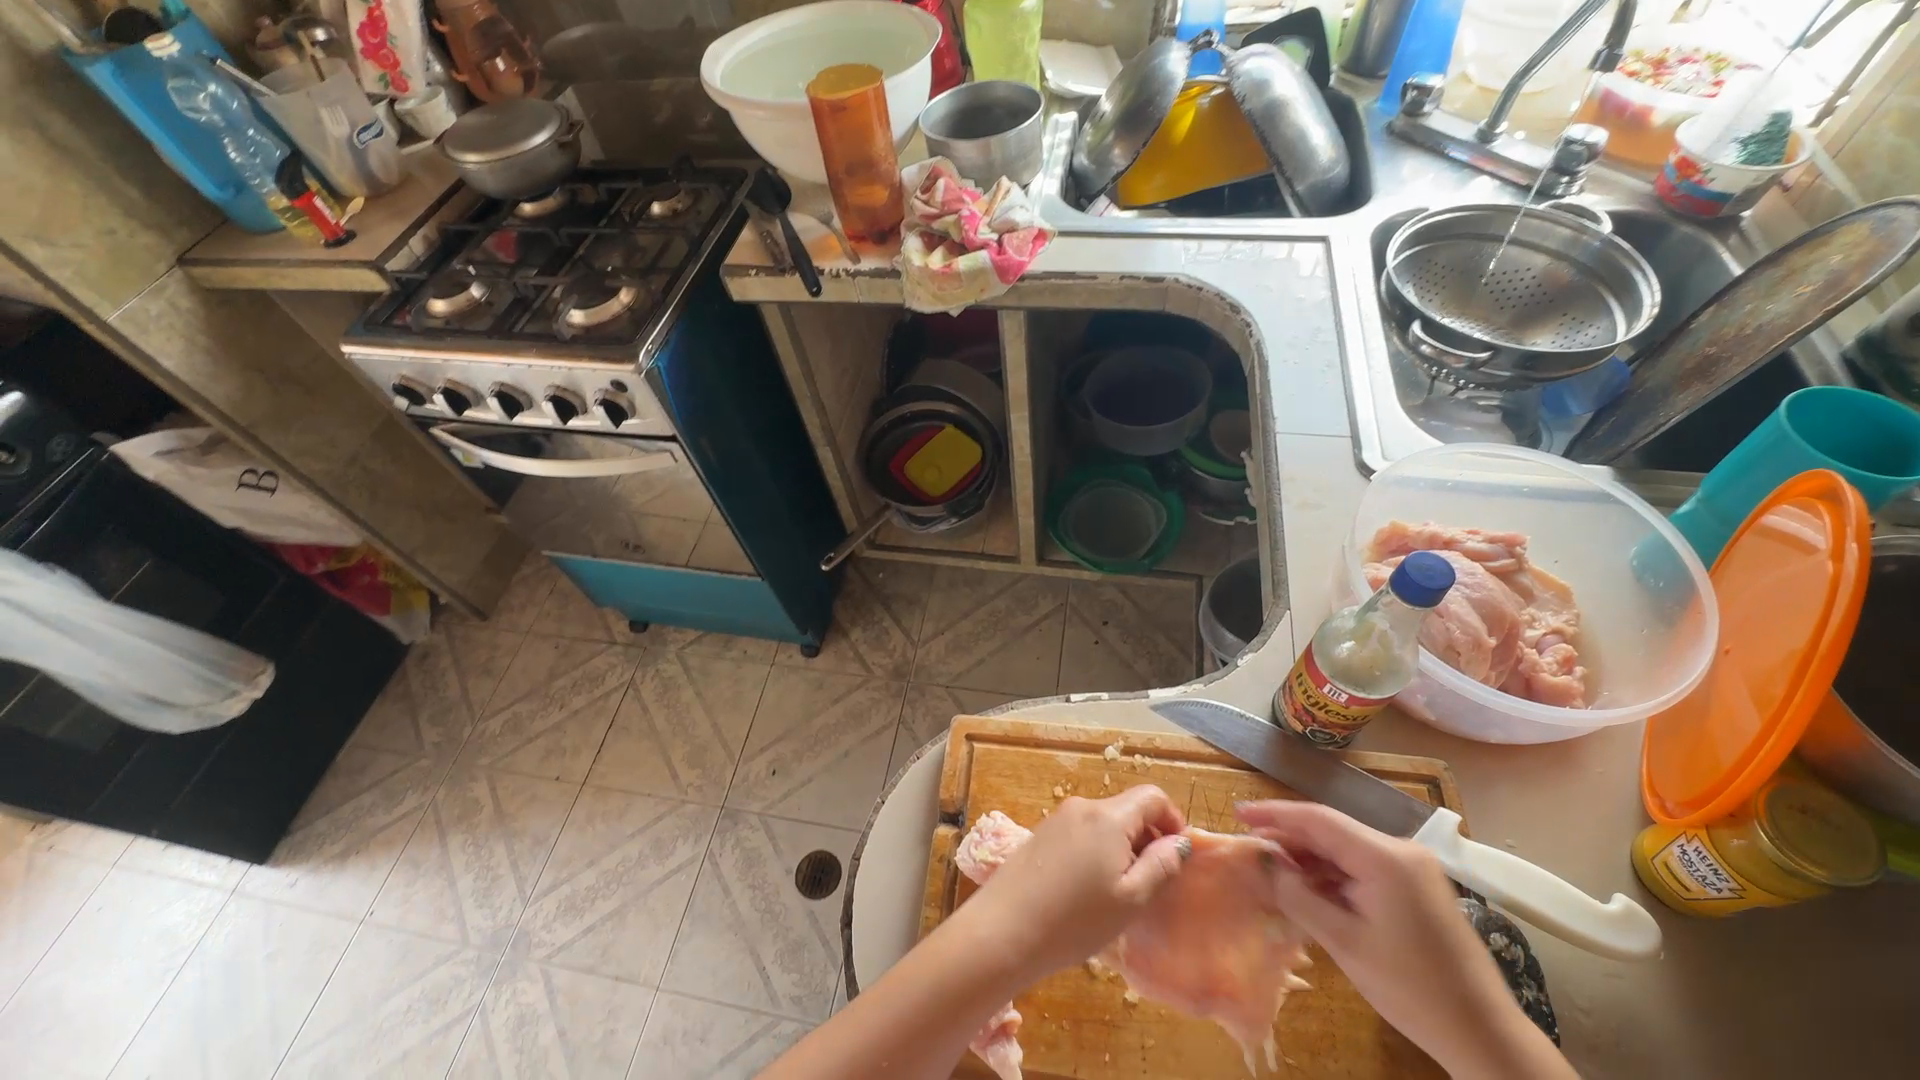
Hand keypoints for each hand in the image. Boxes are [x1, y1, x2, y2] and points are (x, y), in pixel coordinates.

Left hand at [959, 785, 1190, 981]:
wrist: (1002, 932)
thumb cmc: (1075, 920)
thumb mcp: (1131, 899)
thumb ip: (1161, 866)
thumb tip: (1180, 843)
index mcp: (1107, 816)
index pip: (1153, 796)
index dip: (1173, 821)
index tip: (1175, 857)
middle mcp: (1080, 808)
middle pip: (1126, 810)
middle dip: (1146, 839)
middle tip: (1150, 884)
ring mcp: (1055, 821)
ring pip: (1103, 825)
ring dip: (1120, 850)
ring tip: (1117, 894)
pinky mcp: (1038, 837)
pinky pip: (1080, 836)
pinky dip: (1095, 855)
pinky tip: (1087, 893)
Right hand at [1236, 800, 1574, 1079]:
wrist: (1480, 1030)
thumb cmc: (1410, 987)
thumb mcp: (1342, 941)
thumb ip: (1297, 895)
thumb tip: (1264, 862)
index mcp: (1384, 857)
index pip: (1318, 819)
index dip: (1274, 813)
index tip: (1238, 814)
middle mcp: (1400, 851)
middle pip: (1332, 832)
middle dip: (1289, 839)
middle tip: (1248, 851)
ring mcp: (1411, 869)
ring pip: (1346, 851)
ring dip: (1309, 860)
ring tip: (1270, 873)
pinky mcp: (1415, 887)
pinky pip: (1362, 869)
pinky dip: (1332, 877)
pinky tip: (1307, 891)